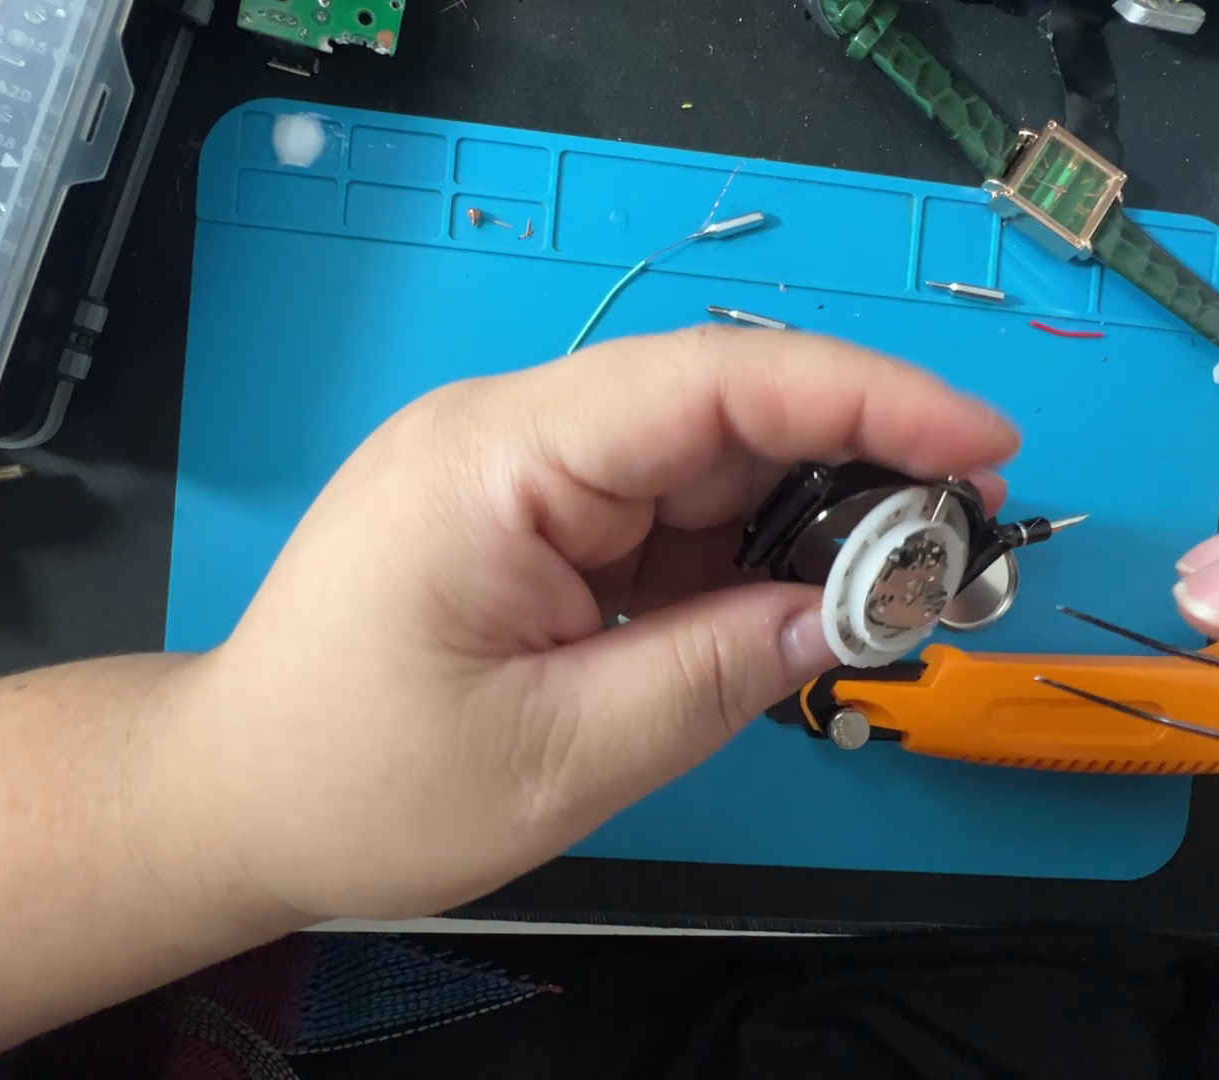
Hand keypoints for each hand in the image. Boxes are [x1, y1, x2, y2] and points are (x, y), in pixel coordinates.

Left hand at [134, 326, 1017, 923]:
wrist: (235, 796)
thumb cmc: (363, 786)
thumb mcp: (560, 754)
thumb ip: (716, 672)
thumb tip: (839, 613)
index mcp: (498, 459)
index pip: (709, 384)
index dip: (864, 396)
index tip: (982, 440)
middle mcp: (509, 435)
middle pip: (712, 414)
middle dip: (846, 469)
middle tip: (948, 544)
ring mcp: (517, 472)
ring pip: (697, 465)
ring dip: (794, 521)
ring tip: (878, 589)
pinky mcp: (527, 517)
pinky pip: (658, 513)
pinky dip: (734, 555)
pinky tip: (781, 603)